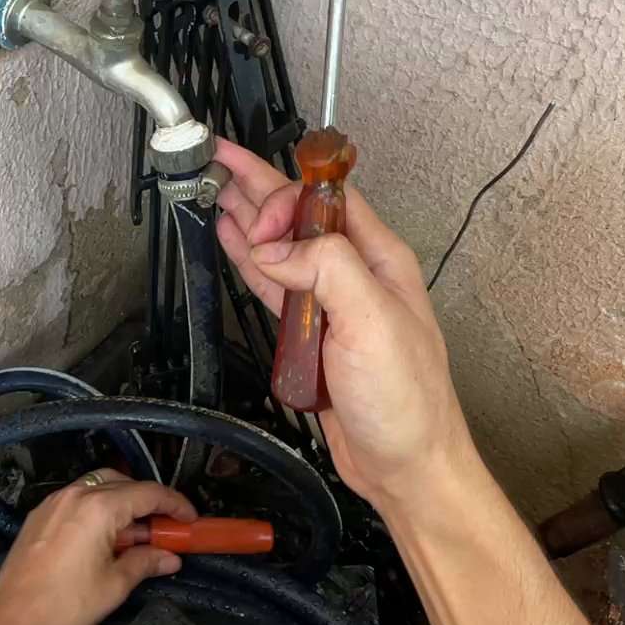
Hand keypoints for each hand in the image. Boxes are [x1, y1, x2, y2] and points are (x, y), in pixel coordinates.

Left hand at [0, 469, 196, 624]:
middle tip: (167, 527)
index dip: (174, 504)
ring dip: (123, 502)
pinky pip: (78, 498)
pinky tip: (105, 535)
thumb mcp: (114, 586)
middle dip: (149, 501)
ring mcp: (55, 502)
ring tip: (137, 533)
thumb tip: (169, 558)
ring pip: (99, 486)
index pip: (147, 493)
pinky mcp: (40, 514)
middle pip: (124, 484)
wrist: (9, 623)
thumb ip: (145, 563)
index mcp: (98, 508)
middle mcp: (76, 494)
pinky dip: (98, 507)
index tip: (190, 519)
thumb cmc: (63, 607)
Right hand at [212, 137, 473, 509]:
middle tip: (217, 158)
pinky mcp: (308, 329)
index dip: (283, 193)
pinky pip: (271, 282)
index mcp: (378, 259)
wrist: (404, 466)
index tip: (252, 212)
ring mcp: (328, 301)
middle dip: (256, 183)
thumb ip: (327, 271)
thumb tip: (276, 248)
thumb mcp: (375, 323)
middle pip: (297, 214)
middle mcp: (353, 273)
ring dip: (247, 215)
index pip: (325, 200)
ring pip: (279, 244)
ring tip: (216, 186)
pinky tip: (234, 238)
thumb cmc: (409, 404)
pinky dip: (248, 259)